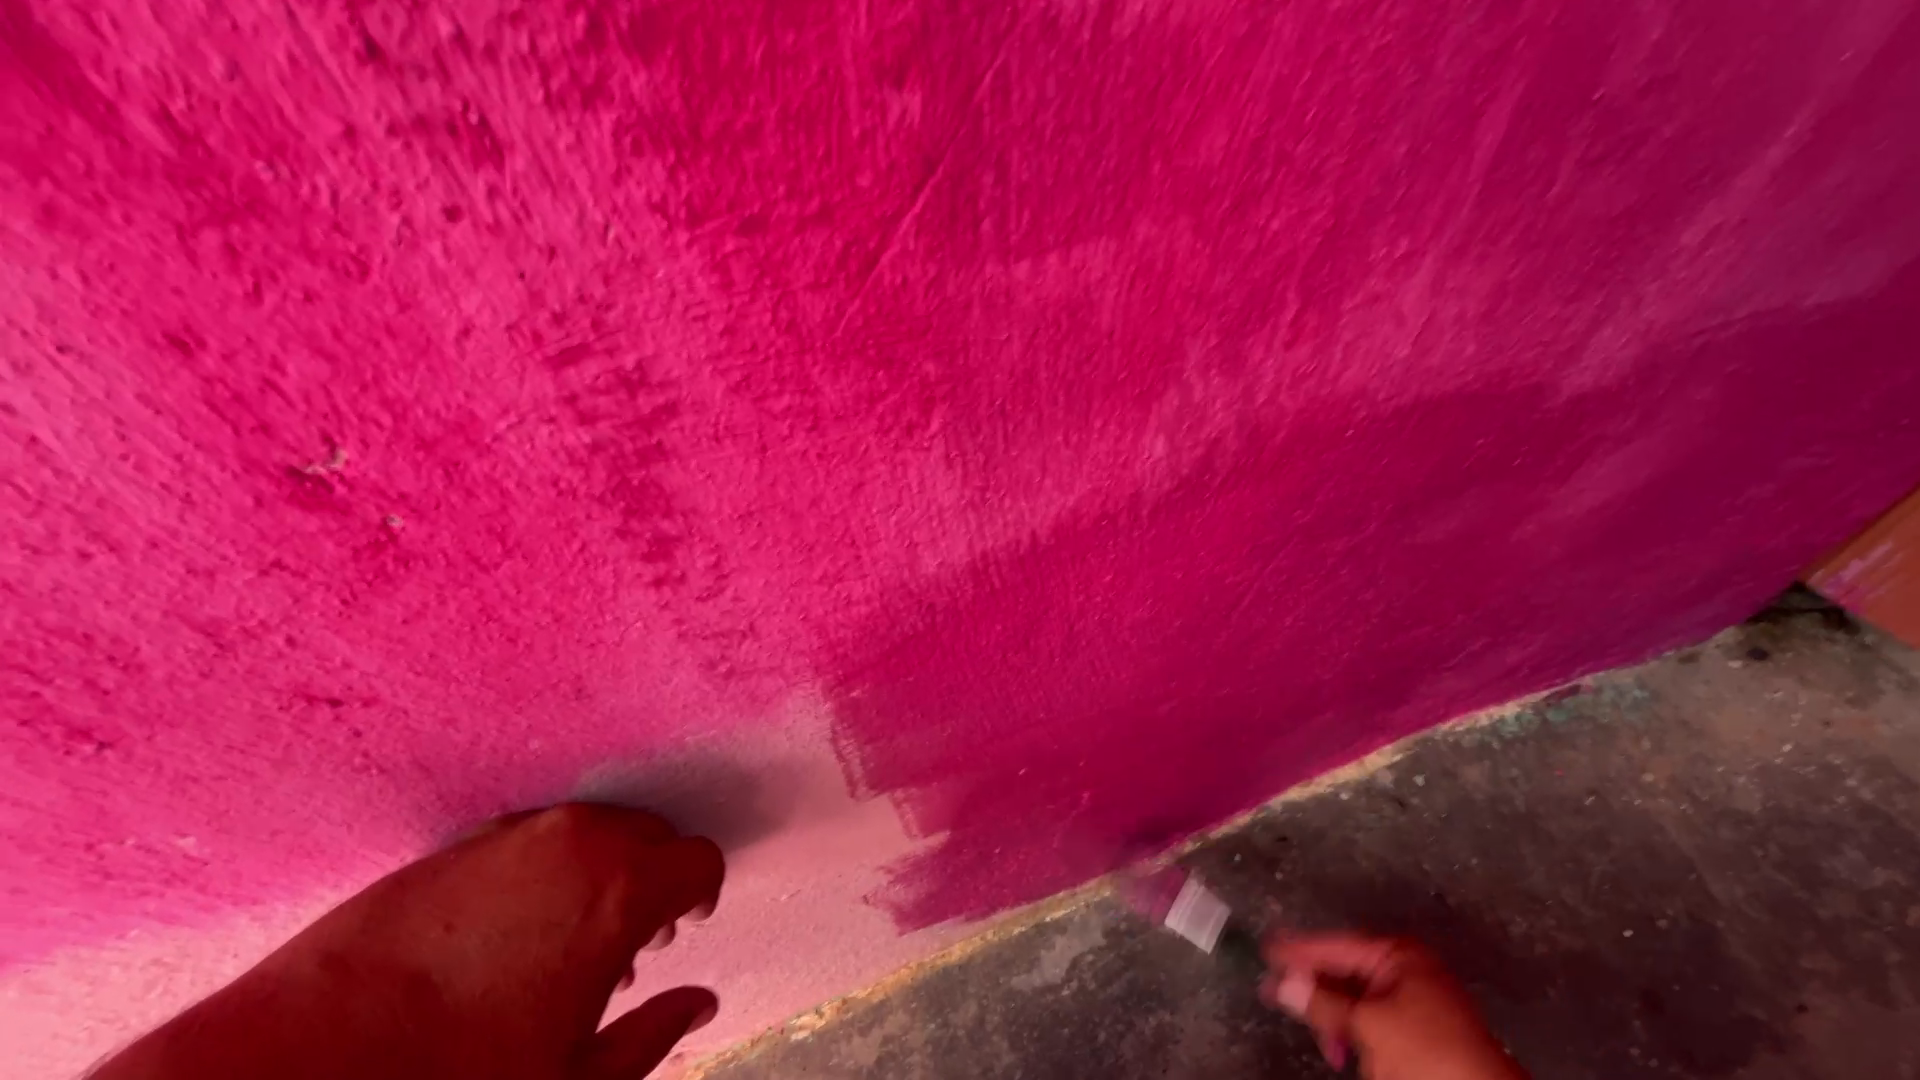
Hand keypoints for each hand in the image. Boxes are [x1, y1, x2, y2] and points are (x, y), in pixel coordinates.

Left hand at [94, 803, 725, 1079]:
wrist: (306, 1059)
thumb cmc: (459, 1075)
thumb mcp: (574, 1078)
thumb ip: (654, 1036)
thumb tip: (701, 1004)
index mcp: (620, 892)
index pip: (699, 860)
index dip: (702, 893)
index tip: (684, 927)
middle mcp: (578, 842)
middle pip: (653, 833)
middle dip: (658, 876)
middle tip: (634, 938)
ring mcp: (518, 834)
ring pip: (596, 828)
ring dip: (607, 867)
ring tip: (573, 935)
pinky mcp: (465, 840)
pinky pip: (539, 835)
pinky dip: (555, 864)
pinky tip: (519, 925)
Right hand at [1262, 933, 1526, 1079]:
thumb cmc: (1428, 1053)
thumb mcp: (1369, 1025)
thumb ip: (1322, 1002)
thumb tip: (1281, 984)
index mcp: (1398, 955)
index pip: (1335, 945)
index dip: (1298, 949)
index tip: (1265, 948)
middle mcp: (1406, 968)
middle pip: (1343, 971)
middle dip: (1315, 992)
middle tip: (1275, 998)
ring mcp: (1414, 998)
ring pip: (1355, 999)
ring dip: (1335, 1020)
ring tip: (1328, 1048)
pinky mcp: (1417, 1028)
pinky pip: (1371, 1019)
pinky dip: (1354, 1032)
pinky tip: (1344, 1052)